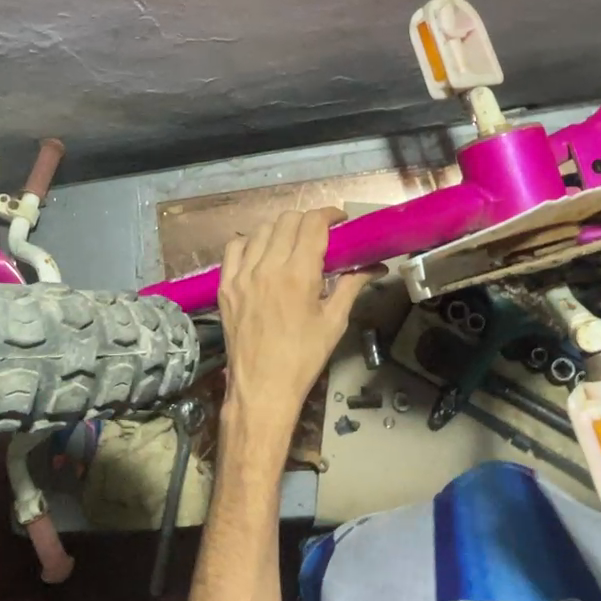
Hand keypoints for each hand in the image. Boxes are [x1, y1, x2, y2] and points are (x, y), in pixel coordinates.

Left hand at [217, 208, 378, 457]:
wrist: (262, 386)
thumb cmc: (303, 357)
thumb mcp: (334, 322)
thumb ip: (351, 285)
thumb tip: (375, 266)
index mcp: (298, 274)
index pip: (313, 224)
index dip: (328, 215)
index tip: (339, 220)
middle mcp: (268, 267)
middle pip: (287, 221)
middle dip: (307, 221)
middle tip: (319, 234)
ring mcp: (242, 274)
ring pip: (260, 230)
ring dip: (280, 229)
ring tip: (291, 243)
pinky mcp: (225, 285)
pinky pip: (234, 248)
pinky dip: (249, 242)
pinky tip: (260, 252)